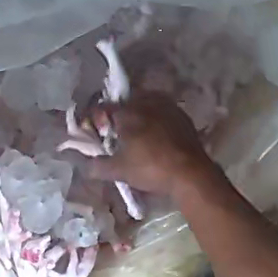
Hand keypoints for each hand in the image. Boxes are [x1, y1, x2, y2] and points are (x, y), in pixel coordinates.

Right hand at [85, 93, 222, 195]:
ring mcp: (168, 107)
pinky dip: (157, 121)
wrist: (190, 172)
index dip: (98, 120)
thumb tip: (87, 165)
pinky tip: (158, 136)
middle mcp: (147, 103)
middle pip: (126, 104)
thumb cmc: (151, 168)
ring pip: (147, 105)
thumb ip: (98, 166)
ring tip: (139, 135)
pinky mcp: (183, 116)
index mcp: (127, 112)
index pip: (104, 108)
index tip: (100, 135)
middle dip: (120, 117)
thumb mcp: (119, 170)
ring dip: (140, 116)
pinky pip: (164, 113)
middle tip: (119, 136)